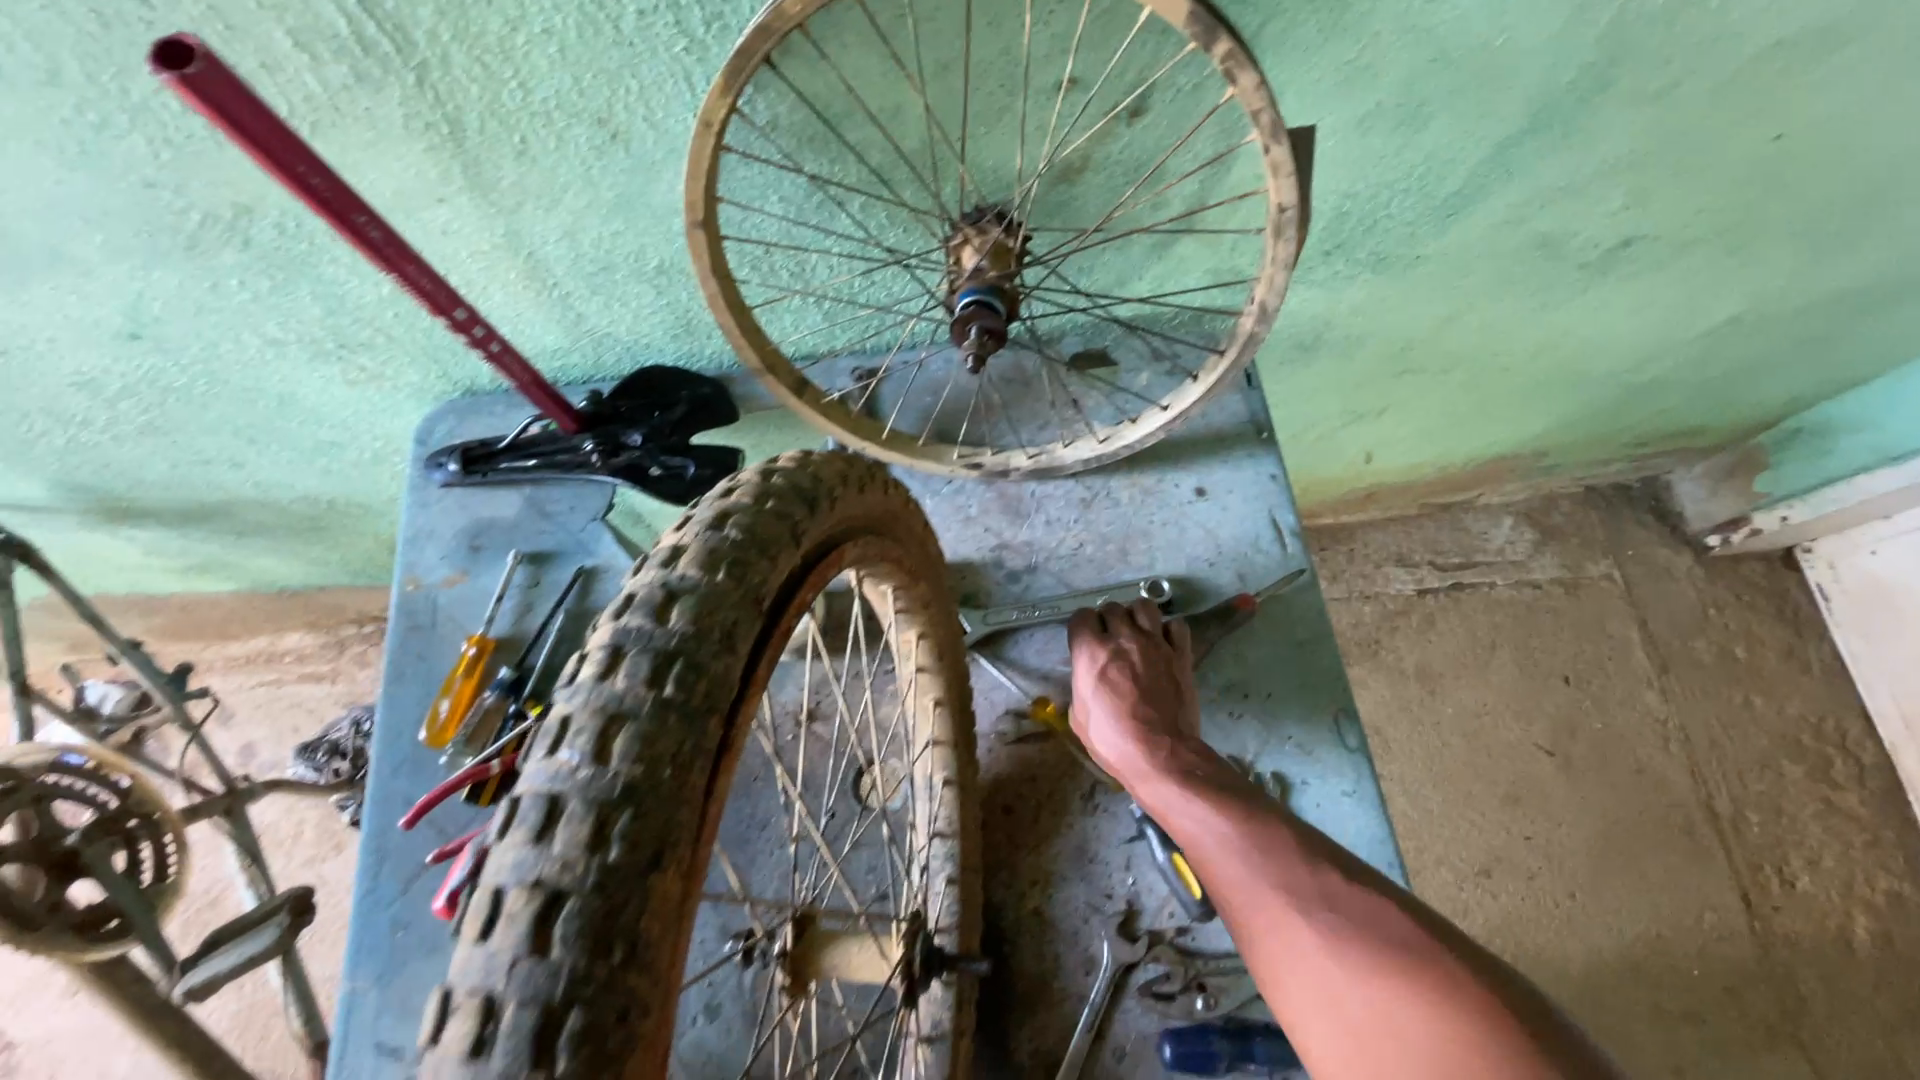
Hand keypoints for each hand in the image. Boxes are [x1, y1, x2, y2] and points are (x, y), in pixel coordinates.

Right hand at [1067, 598, 1202, 788]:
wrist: (1160, 755)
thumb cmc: (1112, 741)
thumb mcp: (1078, 716)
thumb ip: (1082, 686)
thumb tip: (1088, 681)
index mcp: (1091, 651)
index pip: (1081, 616)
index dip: (1081, 627)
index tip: (1083, 640)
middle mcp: (1122, 638)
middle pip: (1112, 607)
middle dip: (1107, 620)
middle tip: (1110, 639)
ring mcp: (1155, 643)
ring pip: (1144, 606)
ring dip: (1137, 616)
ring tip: (1137, 633)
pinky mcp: (1181, 654)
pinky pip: (1176, 625)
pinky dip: (1168, 630)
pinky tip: (1163, 644)